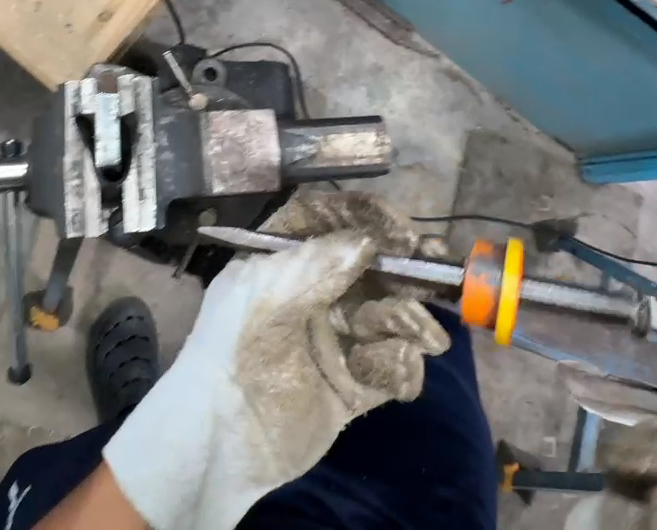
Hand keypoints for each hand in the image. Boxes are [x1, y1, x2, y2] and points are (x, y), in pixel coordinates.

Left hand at [102, 192, 449, 528]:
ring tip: (423, 336)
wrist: (221, 437)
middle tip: (436, 267)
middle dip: (403, 267)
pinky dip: (401, 367)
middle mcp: (310, 295)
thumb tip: (369, 240)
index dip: (365, 219)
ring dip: (408, 321)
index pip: (328, 225)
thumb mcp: (269, 288)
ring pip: (385, 316)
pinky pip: (388, 366)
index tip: (399, 229)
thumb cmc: (236, 344)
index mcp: (282, 263)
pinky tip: (399, 372)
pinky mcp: (349, 386)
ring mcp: (331, 341)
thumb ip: (321, 261)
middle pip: (367, 269)